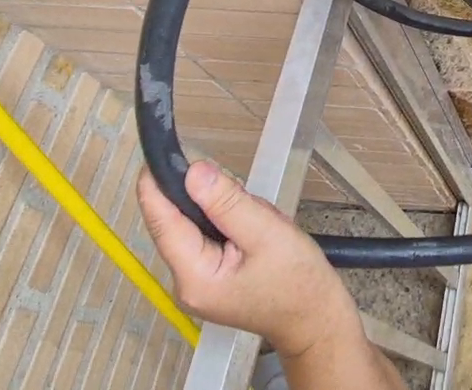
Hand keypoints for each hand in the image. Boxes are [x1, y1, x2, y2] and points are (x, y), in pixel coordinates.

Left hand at [137, 162, 359, 358]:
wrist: (315, 316)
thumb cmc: (297, 280)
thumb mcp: (266, 232)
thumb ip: (228, 202)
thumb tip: (194, 172)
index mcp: (194, 275)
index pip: (164, 223)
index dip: (156, 187)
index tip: (155, 155)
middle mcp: (186, 281)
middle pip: (182, 222)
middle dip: (216, 200)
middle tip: (255, 207)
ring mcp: (198, 281)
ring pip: (200, 226)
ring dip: (230, 211)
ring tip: (264, 223)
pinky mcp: (212, 277)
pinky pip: (212, 236)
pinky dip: (234, 223)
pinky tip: (259, 230)